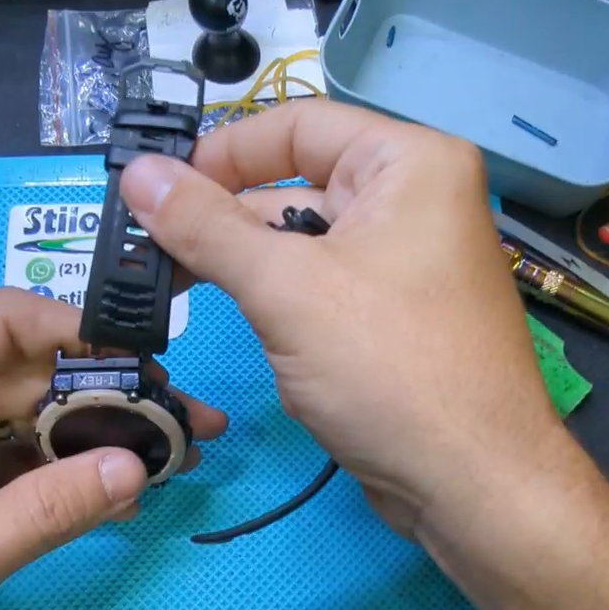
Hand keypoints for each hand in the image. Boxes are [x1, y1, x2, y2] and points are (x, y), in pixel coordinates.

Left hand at [0, 289, 225, 609]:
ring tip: (176, 458)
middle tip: (191, 426)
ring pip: (34, 412)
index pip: (2, 322)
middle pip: (31, 370)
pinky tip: (124, 491)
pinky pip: (19, 455)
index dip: (87, 334)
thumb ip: (44, 511)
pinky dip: (71, 471)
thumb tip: (138, 466)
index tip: (159, 368)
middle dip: (115, 394)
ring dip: (103, 434)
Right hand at [120, 100, 578, 537]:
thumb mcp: (287, 289)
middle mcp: (419, 204)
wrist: (470, 483)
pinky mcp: (401, 320)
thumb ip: (207, 227)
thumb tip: (138, 174)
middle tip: (162, 260)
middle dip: (234, 227)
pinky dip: (291, 312)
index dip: (223, 153)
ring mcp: (412, 266)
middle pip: (300, 189)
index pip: (298, 126)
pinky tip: (272, 343)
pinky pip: (329, 295)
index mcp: (411, 164)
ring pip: (309, 250)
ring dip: (260, 279)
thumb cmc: (389, 369)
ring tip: (215, 306)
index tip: (159, 191)